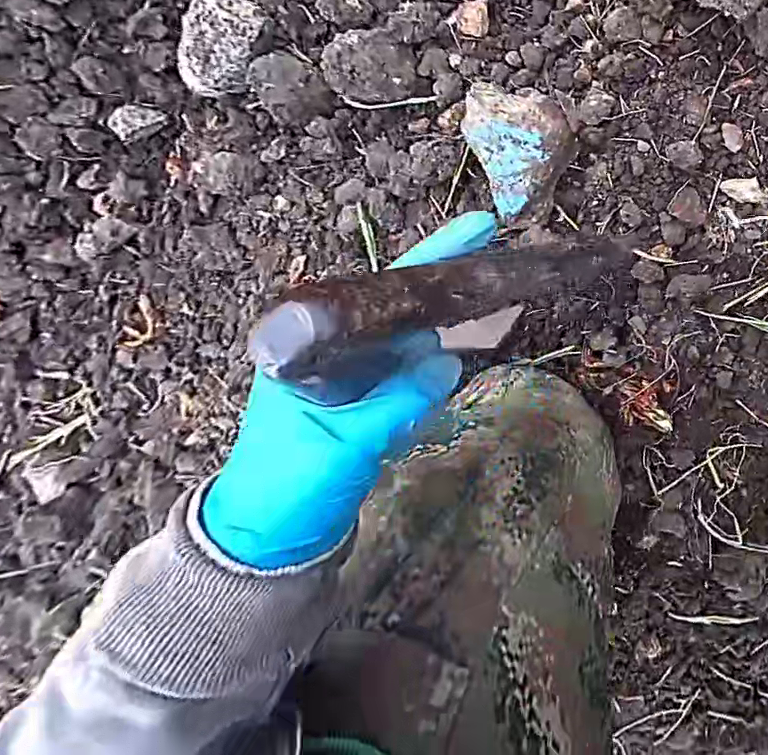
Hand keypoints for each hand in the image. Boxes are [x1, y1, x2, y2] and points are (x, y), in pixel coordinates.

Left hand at [199, 211, 498, 568]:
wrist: (270, 539)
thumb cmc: (289, 484)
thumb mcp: (343, 443)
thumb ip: (396, 402)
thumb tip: (447, 362)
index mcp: (311, 344)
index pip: (378, 288)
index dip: (431, 257)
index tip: (479, 229)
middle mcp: (338, 348)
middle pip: (403, 303)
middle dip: (448, 283)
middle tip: (496, 261)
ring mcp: (360, 372)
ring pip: (416, 335)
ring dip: (450, 323)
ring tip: (495, 300)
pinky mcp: (377, 396)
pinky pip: (418, 369)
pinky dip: (442, 360)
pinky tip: (472, 347)